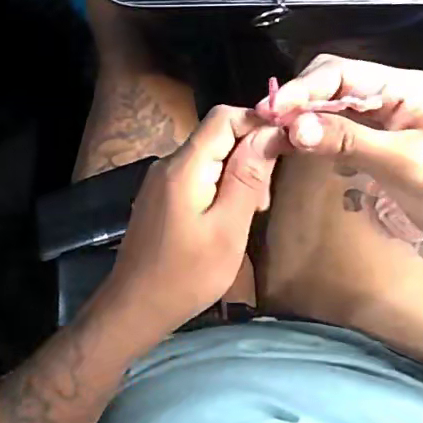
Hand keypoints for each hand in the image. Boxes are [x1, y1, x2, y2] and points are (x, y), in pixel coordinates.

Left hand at [93, 106, 282, 338]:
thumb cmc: (186, 274)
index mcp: (185, 165)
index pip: (224, 117)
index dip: (259, 122)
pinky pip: (198, 174)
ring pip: (211, 155)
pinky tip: (228, 219)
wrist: (135, 306)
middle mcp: (169, 162)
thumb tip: (271, 133)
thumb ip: (248, 178)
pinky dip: (221, 186)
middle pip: (218, 134)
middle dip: (251, 154)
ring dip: (238, 174)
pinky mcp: (161, 195)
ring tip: (251, 213)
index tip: (287, 146)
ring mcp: (162, 179)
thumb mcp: (228, 229)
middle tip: (264, 200)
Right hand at [265, 55, 422, 247]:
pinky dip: (317, 137)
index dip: (302, 88)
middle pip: (332, 83)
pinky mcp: (380, 142)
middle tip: (269, 124)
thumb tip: (294, 128)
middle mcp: (391, 94)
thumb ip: (348, 141)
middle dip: (299, 100)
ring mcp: (385, 118)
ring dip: (304, 118)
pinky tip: (299, 148)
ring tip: (276, 136)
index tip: (272, 111)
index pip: (341, 73)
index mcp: (405, 86)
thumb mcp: (405, 163)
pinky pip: (340, 130)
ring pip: (332, 107)